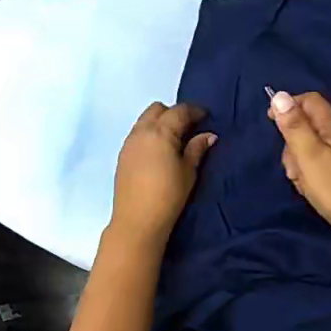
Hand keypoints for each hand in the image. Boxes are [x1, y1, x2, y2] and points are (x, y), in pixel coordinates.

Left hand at [109, 102, 216, 247]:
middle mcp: (141, 132)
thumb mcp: (188, 172)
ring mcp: (128, 143)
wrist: (137, 221)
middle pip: (157, 109)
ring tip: (172, 140)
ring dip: (158, 123)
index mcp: (160, 132)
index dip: (194, 111)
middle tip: (187, 128)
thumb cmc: (168, 196)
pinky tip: (157, 152)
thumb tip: (208, 135)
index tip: (205, 117)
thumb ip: (197, 149)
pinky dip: (148, 134)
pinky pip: (136, 134)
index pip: (179, 111)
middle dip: (173, 113)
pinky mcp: (121, 156)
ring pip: (144, 120)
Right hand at [268, 90, 330, 238]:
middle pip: (306, 124)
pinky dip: (307, 172)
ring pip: (308, 145)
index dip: (288, 105)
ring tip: (300, 180)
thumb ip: (293, 126)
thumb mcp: (308, 154)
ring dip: (297, 160)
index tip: (270, 121)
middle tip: (291, 165)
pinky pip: (315, 161)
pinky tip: (308, 187)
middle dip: (291, 141)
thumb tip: (279, 95)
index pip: (309, 100)